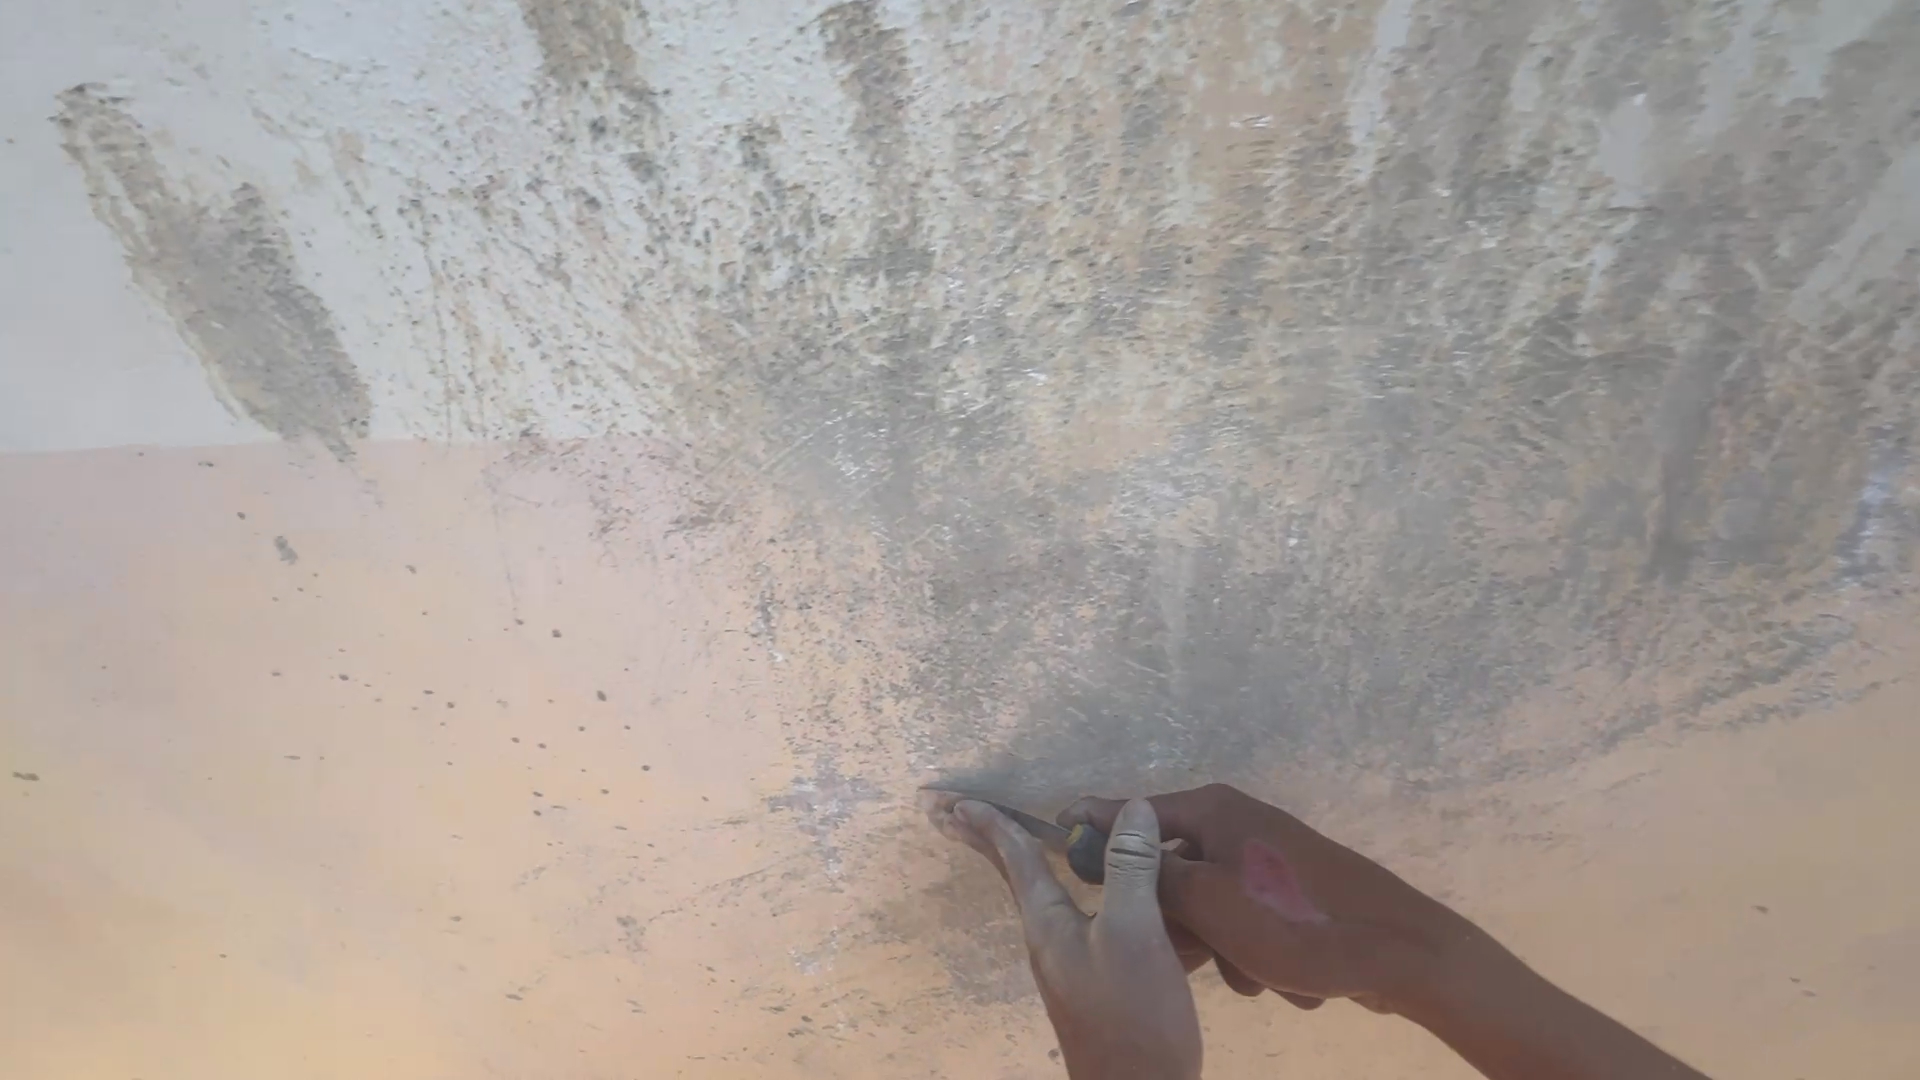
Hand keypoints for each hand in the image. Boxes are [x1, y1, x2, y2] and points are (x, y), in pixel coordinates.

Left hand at [922, 791, 1202, 1079]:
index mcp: (1047, 920)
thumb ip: (1130, 867)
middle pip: (1008, 874)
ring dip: (1008, 857)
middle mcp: (1045, 937)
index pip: (1013, 857)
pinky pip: (1056, 910)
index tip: (958, 800)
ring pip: (1030, 892)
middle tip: (947, 811)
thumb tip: (1134, 807)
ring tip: (998, 835)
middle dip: (977, 838)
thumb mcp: (1135, 931)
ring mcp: (1063, 960)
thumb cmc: (1133, 1014)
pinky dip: (1044, 881)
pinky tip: (1063, 891)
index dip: (990, 822)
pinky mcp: (1085, 978)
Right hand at [1061, 784, 1491, 1014]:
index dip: (1093, 825)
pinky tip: (1289, 975)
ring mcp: (1267, 861)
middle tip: (1184, 952)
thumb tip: (1105, 840)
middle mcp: (1235, 825)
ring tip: (1256, 972)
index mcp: (1212, 810)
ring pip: (1210, 907)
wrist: (1406, 954)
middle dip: (1178, 918)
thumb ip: (1148, 872)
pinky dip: (1258, 953)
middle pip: (1172, 868)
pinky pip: (1248, 923)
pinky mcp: (1293, 896)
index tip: (1057, 835)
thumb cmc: (1293, 919)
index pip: (1133, 810)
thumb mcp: (1207, 901)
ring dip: (1222, 947)